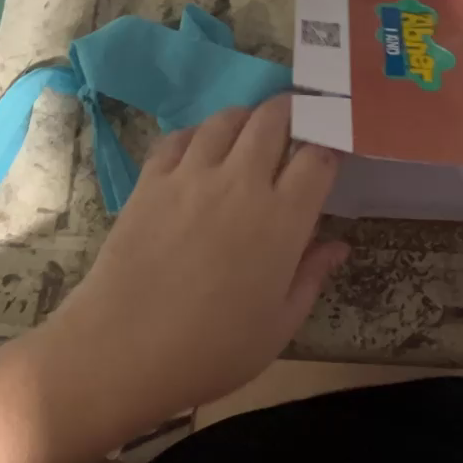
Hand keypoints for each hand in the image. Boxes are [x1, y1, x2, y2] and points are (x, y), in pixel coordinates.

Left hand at [44, 95, 347, 424]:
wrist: (122, 350)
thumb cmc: (212, 349)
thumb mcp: (278, 325)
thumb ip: (312, 276)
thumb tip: (339, 244)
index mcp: (281, 220)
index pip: (318, 157)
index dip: (331, 145)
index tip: (333, 149)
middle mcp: (240, 183)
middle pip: (273, 119)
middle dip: (293, 111)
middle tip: (298, 121)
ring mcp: (191, 176)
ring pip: (227, 119)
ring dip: (247, 118)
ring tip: (252, 129)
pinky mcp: (151, 180)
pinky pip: (180, 137)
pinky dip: (198, 134)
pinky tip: (202, 148)